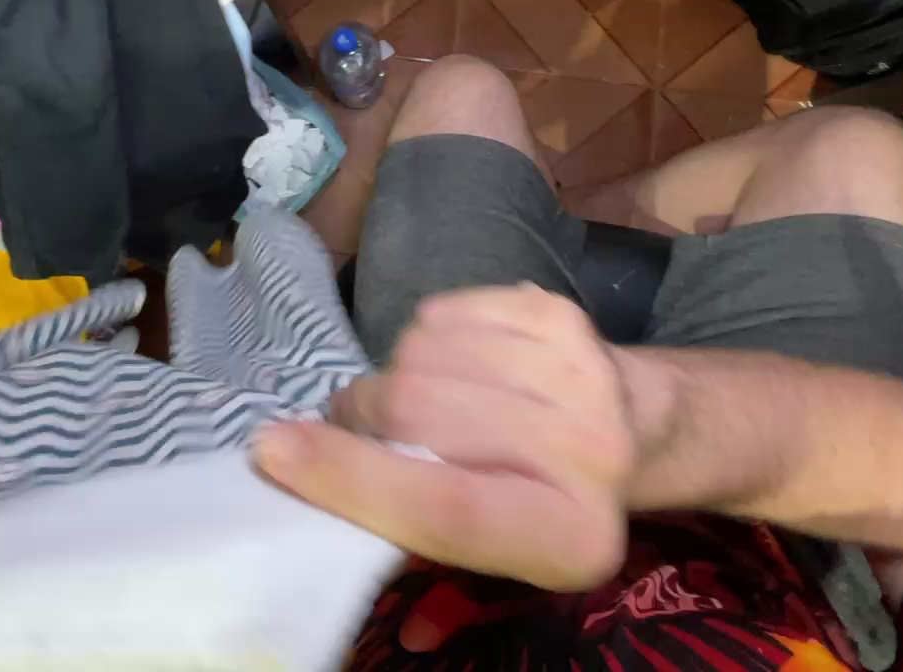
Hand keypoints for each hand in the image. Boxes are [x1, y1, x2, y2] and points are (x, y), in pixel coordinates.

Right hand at [254, 284, 635, 590]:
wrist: (632, 424)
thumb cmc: (548, 497)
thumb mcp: (503, 554)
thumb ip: (431, 572)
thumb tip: (370, 594)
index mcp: (567, 535)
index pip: (442, 505)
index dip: (349, 478)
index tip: (271, 450)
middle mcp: (585, 449)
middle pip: (418, 412)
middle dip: (366, 414)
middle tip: (366, 425)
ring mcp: (575, 367)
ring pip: (422, 349)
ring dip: (398, 372)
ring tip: (421, 394)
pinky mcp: (556, 310)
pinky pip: (442, 309)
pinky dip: (428, 333)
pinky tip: (459, 358)